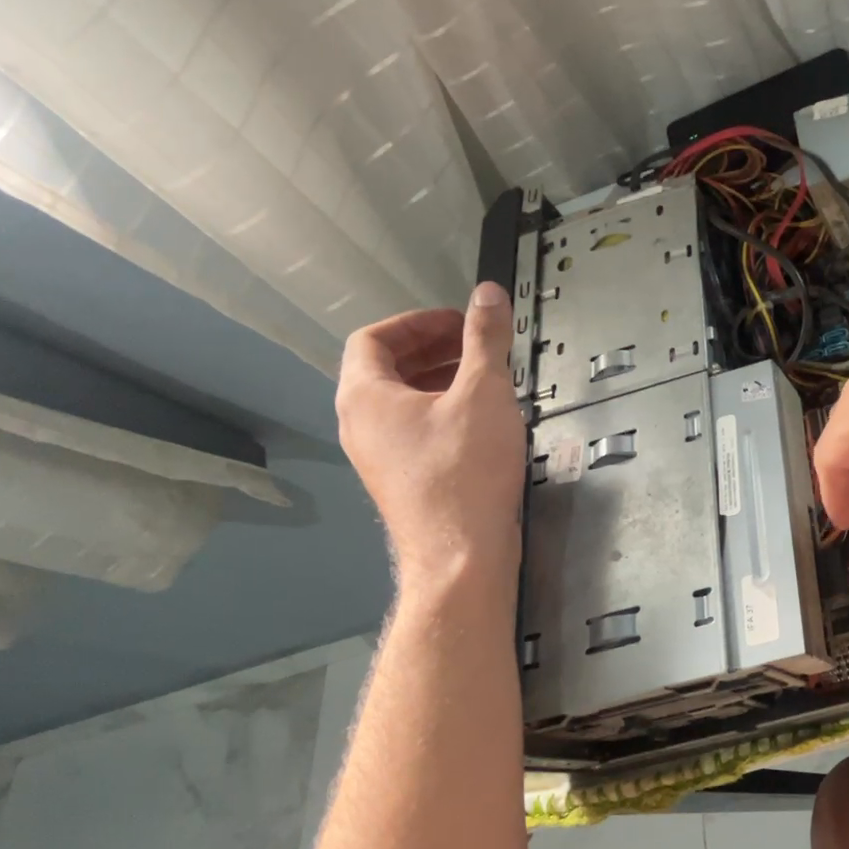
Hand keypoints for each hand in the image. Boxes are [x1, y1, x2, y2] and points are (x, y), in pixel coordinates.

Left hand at [337, 282, 525, 579]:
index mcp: (365, 396)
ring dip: (440, 379)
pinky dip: (443, 411)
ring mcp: (378, 456)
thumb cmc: (466, 469)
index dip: (417, 322)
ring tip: (487, 379)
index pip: (373, 339)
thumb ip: (486, 338)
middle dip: (433, 348)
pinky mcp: (402, 480)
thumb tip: (487, 293)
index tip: (461, 322)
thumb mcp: (484, 393)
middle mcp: (361, 424)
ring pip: (402, 401)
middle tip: (477, 345)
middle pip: (385, 368)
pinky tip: (484, 421)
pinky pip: (414, 429)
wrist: (461, 555)